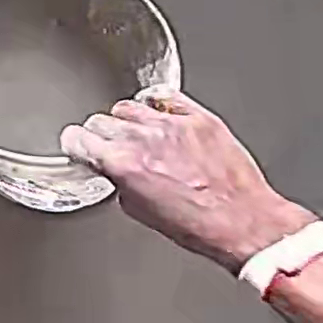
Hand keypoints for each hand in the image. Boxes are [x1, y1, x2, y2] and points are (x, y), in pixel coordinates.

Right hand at [60, 88, 316, 272]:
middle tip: (112, 148)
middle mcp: (143, 140)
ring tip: (139, 136)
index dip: (75, 144)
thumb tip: (112, 168)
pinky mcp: (197, 118)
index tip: (79, 147)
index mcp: (122, 164)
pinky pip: (163, 97)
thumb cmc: (198, 225)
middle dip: (101, 136)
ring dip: (127, 121)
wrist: (246, 223)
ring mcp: (171, 124)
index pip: (77, 137)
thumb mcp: (140, 211)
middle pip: (99, 120)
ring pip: (127, 106)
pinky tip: (159, 117)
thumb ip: (118, 181)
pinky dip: (156, 105)